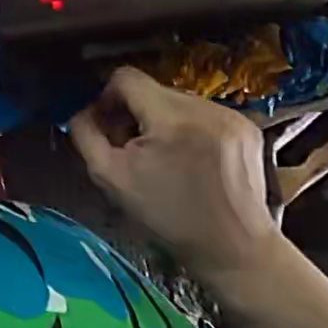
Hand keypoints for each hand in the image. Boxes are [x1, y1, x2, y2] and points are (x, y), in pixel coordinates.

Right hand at [69, 66, 279, 275]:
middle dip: (133, 113)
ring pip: (175, 100)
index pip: (126, 78)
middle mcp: (206, 108)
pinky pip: (201, 113)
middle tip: (129, 148)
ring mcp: (231, 116)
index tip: (105, 126)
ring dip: (158, 120)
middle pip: (151, 89)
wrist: (234, 249)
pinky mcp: (246, 127)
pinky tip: (187, 159)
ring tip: (160, 156)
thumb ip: (85, 135)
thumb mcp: (110, 178)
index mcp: (172, 119)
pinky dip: (185, 128)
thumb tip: (81, 111)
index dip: (106, 97)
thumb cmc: (167, 216)